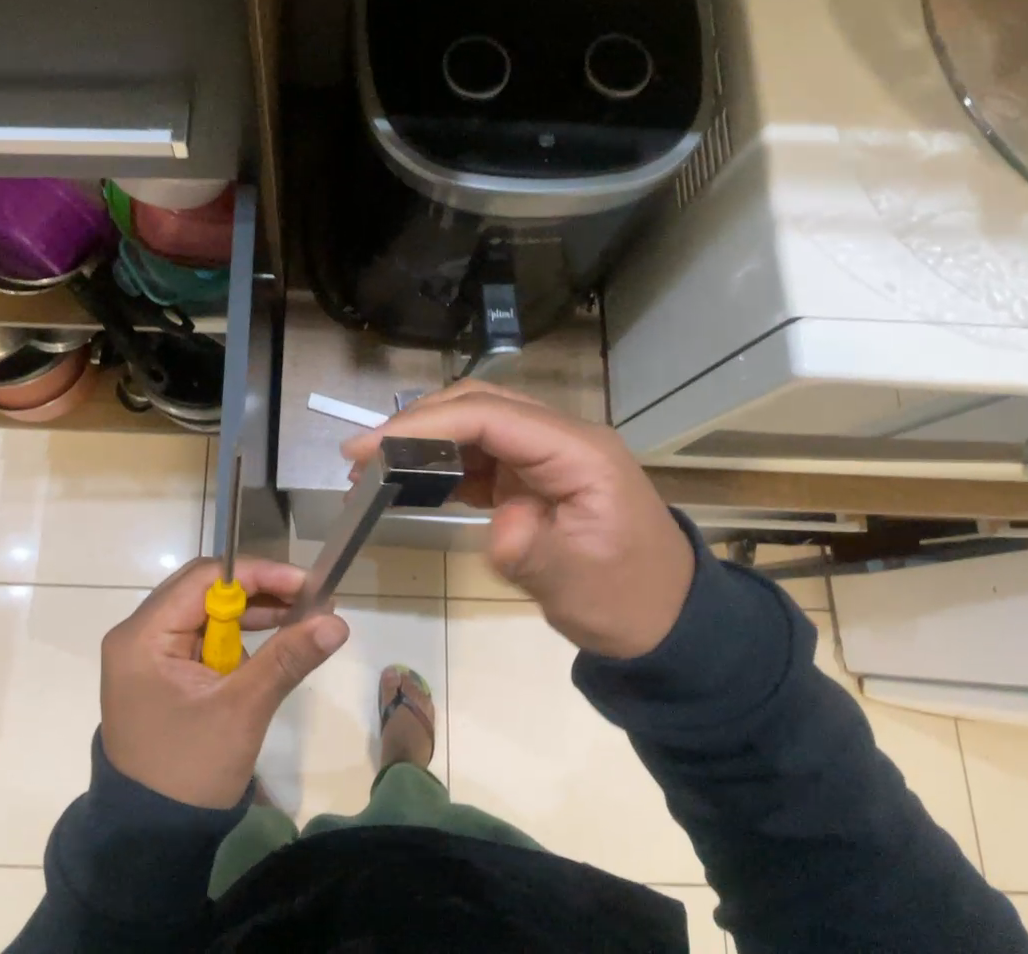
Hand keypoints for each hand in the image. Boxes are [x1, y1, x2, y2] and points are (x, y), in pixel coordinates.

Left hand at [100, 557, 350, 808]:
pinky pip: (204, 640)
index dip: (259, 575)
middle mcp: (139, 635)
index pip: (205, 579)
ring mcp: (148, 655)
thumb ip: (287, 658)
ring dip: (253, 614)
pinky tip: (274, 644)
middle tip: (311, 602)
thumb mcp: (243, 709)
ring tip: (304, 621)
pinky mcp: (162, 674)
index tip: (307, 585)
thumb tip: (337, 622)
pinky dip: (239, 639)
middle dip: (260, 593)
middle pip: (205, 591)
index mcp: (143, 636)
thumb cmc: (191, 770)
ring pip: (207, 613)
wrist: (152, 837)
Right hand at [341, 380, 694, 659]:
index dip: (424, 426)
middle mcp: (561, 440)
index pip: (490, 418)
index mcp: (578, 452)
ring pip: (476, 426)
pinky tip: (409, 485)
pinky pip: (481, 456)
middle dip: (416, 425)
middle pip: (479, 406)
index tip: (367, 449)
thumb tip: (498, 527)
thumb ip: (535, 553)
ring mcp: (548, 456)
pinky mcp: (536, 477)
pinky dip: (441, 465)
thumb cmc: (628, 601)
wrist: (666, 620)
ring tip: (373, 472)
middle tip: (361, 458)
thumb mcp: (580, 586)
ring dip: (424, 442)